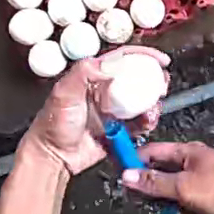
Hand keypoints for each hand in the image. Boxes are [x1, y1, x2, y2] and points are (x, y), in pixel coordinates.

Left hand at [19, 46, 169, 176]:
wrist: (53, 157)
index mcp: (95, 77)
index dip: (143, 56)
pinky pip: (140, 123)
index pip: (123, 59)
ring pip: (143, 101)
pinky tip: (146, 123)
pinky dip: (148, 122)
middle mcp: (107, 91)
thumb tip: (109, 63)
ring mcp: (114, 111)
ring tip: (152, 108)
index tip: (159, 59)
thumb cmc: (52, 125)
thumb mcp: (64, 92)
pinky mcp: (120, 130)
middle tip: (162, 84)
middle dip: (154, 80)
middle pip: (138, 79)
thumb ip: (84, 72)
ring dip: (153, 103)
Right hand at [121, 142, 213, 213]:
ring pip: (180, 191)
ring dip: (178, 205)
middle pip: (165, 173)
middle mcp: (196, 159)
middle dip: (159, 191)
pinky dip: (194, 211)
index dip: (136, 162)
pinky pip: (195, 201)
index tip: (122, 178)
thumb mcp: (184, 188)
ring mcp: (208, 176)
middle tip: (153, 206)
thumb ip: (154, 183)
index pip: (153, 151)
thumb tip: (126, 175)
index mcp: (187, 151)